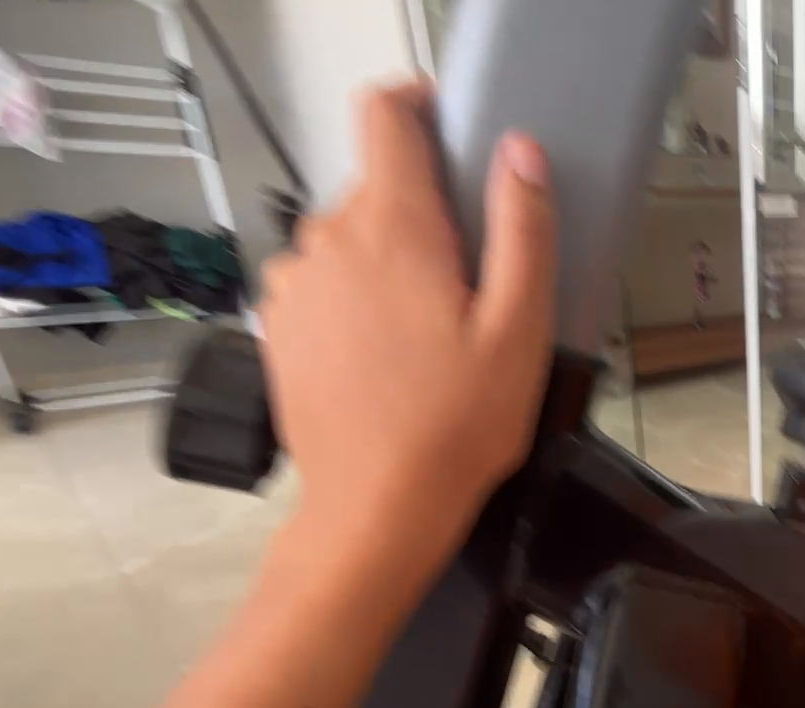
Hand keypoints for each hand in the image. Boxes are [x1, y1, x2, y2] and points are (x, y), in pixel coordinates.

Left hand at [259, 81, 557, 551]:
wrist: (379, 505)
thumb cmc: (461, 423)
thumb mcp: (520, 331)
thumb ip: (523, 233)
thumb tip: (521, 153)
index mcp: (393, 230)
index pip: (387, 116)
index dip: (420, 104)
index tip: (454, 128)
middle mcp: (327, 240)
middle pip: (381, 191)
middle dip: (431, 221)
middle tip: (477, 292)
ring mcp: (294, 283)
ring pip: (355, 242)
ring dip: (397, 265)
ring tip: (436, 337)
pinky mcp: (281, 323)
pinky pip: (329, 284)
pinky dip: (364, 300)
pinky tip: (394, 360)